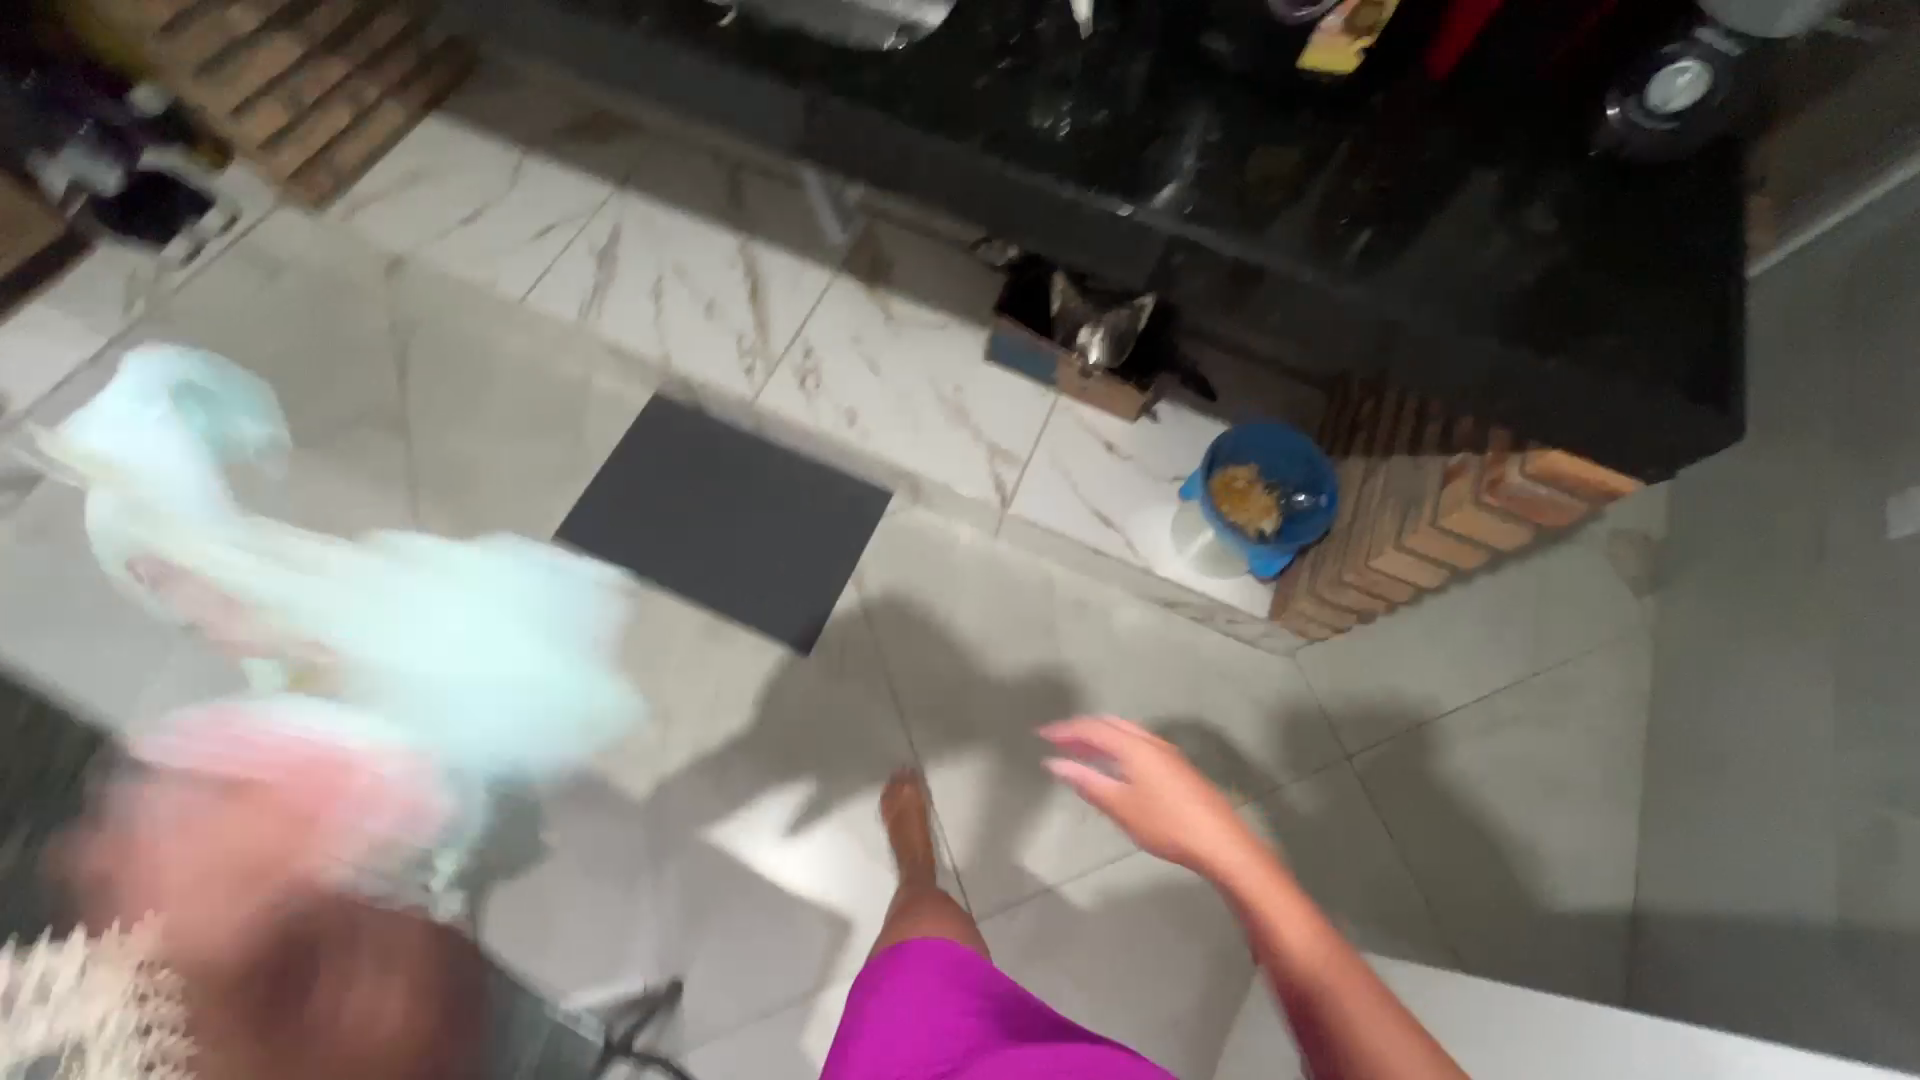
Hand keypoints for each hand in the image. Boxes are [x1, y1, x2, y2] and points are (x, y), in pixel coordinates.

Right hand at [1040, 715, 1268, 879]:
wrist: (1220, 842)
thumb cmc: (1164, 824)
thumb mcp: (1119, 806)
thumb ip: (1086, 781)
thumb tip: (1054, 763)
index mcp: (1133, 747)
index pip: (1091, 729)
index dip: (1064, 730)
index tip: (1041, 735)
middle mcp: (1149, 741)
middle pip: (1109, 724)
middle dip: (1081, 729)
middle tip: (1058, 741)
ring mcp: (1166, 753)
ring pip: (1125, 733)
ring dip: (1100, 737)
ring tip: (1080, 751)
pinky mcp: (1176, 766)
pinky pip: (1137, 743)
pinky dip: (1116, 746)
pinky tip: (1113, 765)